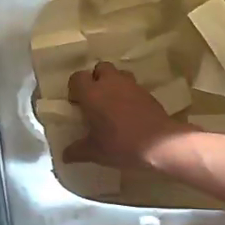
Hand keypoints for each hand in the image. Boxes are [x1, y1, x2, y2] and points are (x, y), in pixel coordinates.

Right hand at [65, 61, 193, 169]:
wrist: (160, 143)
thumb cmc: (120, 144)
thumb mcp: (94, 152)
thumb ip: (77, 151)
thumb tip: (65, 155)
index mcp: (92, 93)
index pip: (77, 77)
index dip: (75, 88)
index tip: (77, 104)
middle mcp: (110, 83)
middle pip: (100, 68)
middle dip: (96, 79)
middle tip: (95, 100)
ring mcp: (131, 86)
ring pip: (119, 74)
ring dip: (113, 84)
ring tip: (113, 104)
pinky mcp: (148, 92)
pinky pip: (133, 87)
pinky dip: (129, 94)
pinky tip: (130, 112)